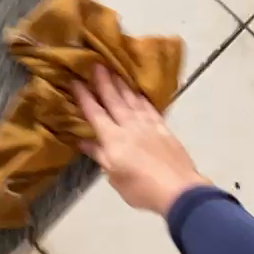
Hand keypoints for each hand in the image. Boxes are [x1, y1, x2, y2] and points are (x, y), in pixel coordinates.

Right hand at [75, 66, 205, 215]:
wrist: (178, 190)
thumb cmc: (141, 189)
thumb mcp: (114, 177)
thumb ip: (100, 155)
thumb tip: (83, 141)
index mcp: (113, 138)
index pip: (95, 113)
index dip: (84, 97)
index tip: (76, 81)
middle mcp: (129, 126)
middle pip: (114, 99)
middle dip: (104, 81)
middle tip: (97, 63)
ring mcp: (148, 125)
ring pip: (131, 99)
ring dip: (122, 84)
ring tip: (115, 71)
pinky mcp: (163, 127)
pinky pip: (149, 107)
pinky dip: (142, 98)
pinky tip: (138, 92)